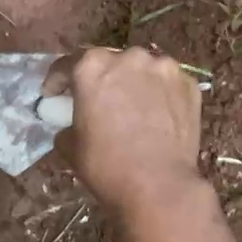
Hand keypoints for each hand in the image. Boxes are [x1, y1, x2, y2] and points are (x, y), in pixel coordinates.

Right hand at [45, 47, 205, 217]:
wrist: (158, 184)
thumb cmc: (105, 164)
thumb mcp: (69, 147)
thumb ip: (66, 126)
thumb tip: (72, 126)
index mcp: (92, 68)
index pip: (66, 64)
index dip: (56, 81)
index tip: (53, 96)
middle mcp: (129, 57)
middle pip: (107, 63)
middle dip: (98, 80)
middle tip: (94, 103)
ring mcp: (164, 68)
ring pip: (140, 70)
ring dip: (130, 84)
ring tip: (128, 109)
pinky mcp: (189, 85)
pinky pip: (165, 85)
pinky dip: (156, 95)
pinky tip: (153, 118)